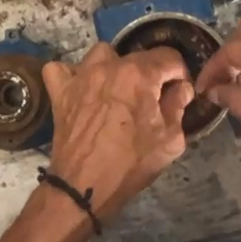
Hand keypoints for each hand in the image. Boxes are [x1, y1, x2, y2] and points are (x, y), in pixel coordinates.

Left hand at [40, 44, 193, 219]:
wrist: (84, 187)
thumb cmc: (131, 164)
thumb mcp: (170, 140)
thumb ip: (178, 107)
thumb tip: (180, 89)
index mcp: (139, 75)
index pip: (169, 57)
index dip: (180, 74)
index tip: (179, 92)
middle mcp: (108, 67)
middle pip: (138, 57)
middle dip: (151, 74)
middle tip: (153, 100)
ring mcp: (80, 77)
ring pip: (102, 54)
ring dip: (114, 66)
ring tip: (119, 90)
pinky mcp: (60, 92)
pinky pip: (62, 70)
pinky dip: (73, 75)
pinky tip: (83, 89)